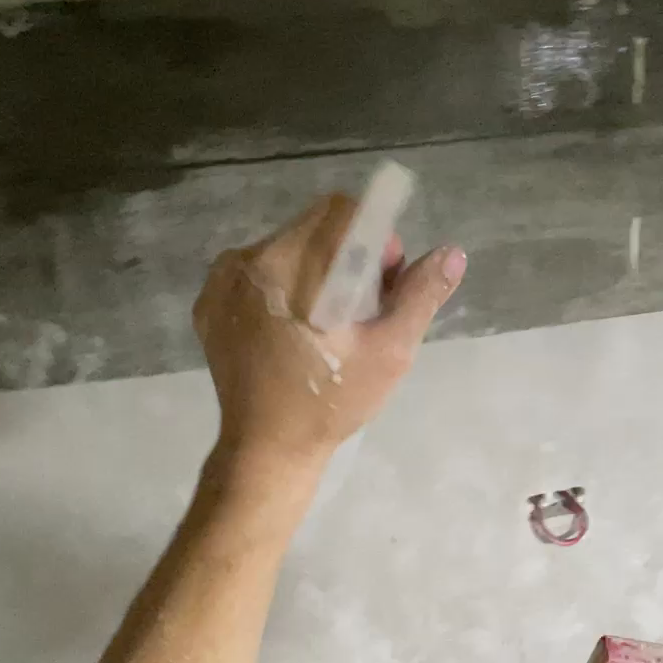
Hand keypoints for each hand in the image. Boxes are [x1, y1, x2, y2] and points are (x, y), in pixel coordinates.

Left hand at [192, 193, 465, 474]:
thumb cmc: (331, 402)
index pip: (341, 211)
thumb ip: (420, 296)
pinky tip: (294, 333)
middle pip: (314, 228)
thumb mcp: (389, 352)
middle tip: (361, 313)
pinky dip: (285, 290)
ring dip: (318, 273)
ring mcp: (221, 282)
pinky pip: (259, 273)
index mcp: (287, 265)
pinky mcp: (209, 304)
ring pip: (288, 248)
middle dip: (349, 258)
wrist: (267, 450)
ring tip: (328, 328)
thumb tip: (452, 252)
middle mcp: (246, 260)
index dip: (374, 241)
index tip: (382, 286)